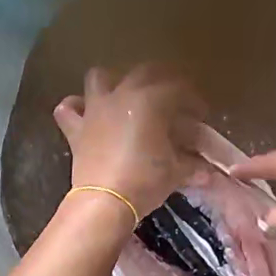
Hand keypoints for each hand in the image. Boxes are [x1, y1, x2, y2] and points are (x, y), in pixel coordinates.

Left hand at [54, 66, 203, 217]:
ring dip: (112, 82)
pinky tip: (84, 113)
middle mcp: (121, 95)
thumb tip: (207, 171)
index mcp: (152, 100)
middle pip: (144, 73)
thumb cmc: (145, 182)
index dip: (193, 101)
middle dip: (161, 82)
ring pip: (100, 77)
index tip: (200, 115)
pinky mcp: (76, 130)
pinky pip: (67, 109)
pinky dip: (74, 107)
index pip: (179, 90)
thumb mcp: (174, 172)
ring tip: (123, 98)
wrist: (104, 202)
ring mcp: (95, 110)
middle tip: (171, 102)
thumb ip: (191, 164)